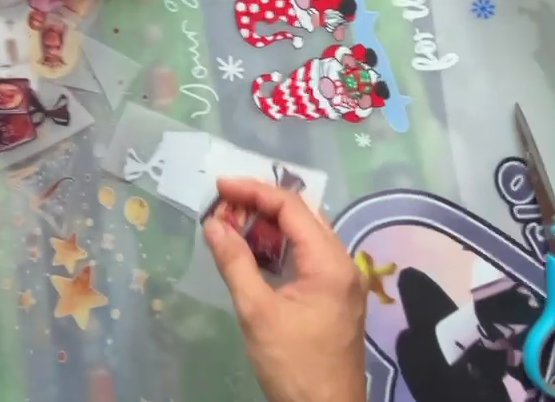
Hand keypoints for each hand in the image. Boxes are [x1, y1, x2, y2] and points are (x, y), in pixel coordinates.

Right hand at [205, 178, 365, 401]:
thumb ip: (235, 261)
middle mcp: (342, 264)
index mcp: (329, 263)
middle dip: (259, 203)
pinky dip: (278, 244)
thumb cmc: (293, 366)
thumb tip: (213, 223)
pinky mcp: (334, 296)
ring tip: (232, 222)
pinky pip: (306, 253)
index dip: (252, 191)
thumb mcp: (256, 312)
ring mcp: (341, 281)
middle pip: (301, 214)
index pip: (291, 207)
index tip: (219, 188)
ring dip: (267, 223)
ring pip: (303, 232)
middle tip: (223, 204)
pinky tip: (253, 250)